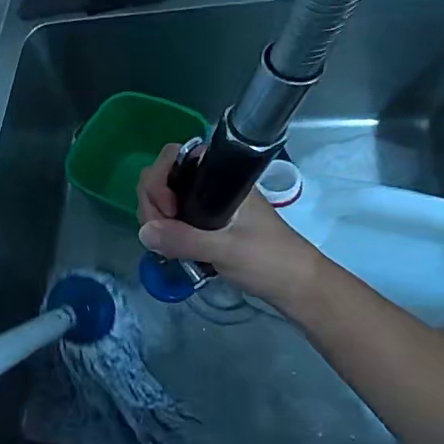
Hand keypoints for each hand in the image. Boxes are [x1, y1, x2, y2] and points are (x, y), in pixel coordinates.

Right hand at [135, 142, 325, 307]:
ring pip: (168, 199)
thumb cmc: (270, 260)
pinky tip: (169, 249)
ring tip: (164, 245)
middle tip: (159, 234)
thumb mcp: (226, 250)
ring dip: (157, 218)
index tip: (167, 210)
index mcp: (222, 177)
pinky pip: (178, 218)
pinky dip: (167, 230)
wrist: (298, 286)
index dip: (160, 179)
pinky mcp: (210, 225)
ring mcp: (210, 205)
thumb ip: (184, 239)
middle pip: (165, 177)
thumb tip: (145, 232)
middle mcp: (213, 185)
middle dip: (152, 202)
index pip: (175, 157)